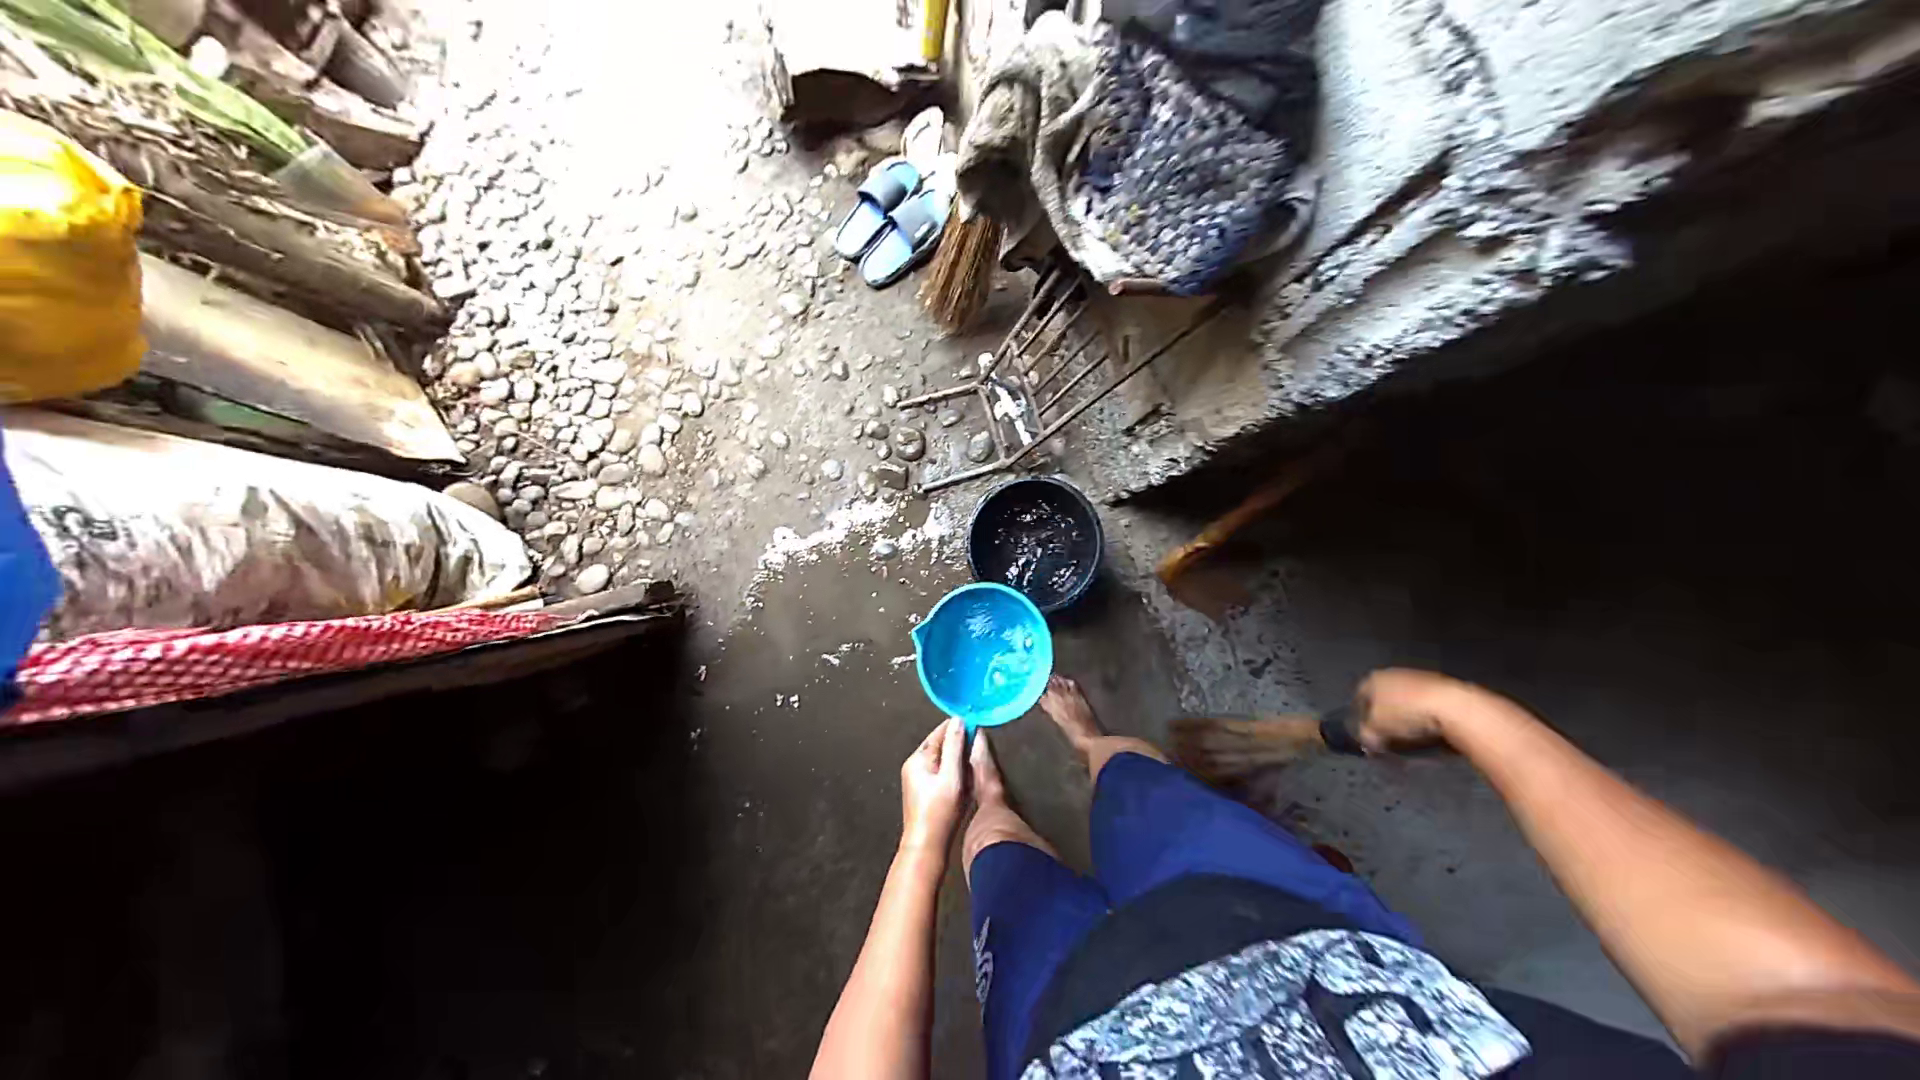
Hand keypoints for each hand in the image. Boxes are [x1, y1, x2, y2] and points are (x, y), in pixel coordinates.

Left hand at [900, 717, 966, 850]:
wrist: (926, 847)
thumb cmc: (939, 812)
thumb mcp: (951, 777)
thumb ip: (954, 747)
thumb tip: (958, 720)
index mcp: (918, 758)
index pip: (939, 732)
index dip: (958, 727)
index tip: (977, 723)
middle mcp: (915, 765)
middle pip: (941, 746)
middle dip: (959, 745)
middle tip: (979, 745)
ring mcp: (918, 779)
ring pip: (943, 760)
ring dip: (958, 760)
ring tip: (974, 763)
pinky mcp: (924, 792)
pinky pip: (942, 774)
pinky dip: (954, 773)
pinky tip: (966, 780)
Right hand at [1353, 668, 1483, 752]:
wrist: (1454, 707)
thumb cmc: (1405, 715)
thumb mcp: (1376, 730)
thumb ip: (1366, 734)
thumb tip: (1367, 739)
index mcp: (1373, 679)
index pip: (1359, 698)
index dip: (1362, 717)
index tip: (1369, 733)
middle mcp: (1392, 673)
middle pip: (1383, 698)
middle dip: (1385, 716)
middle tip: (1389, 735)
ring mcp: (1419, 678)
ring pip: (1406, 700)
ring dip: (1407, 715)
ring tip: (1412, 735)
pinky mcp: (1442, 686)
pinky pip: (1426, 703)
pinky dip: (1426, 715)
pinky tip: (1431, 729)